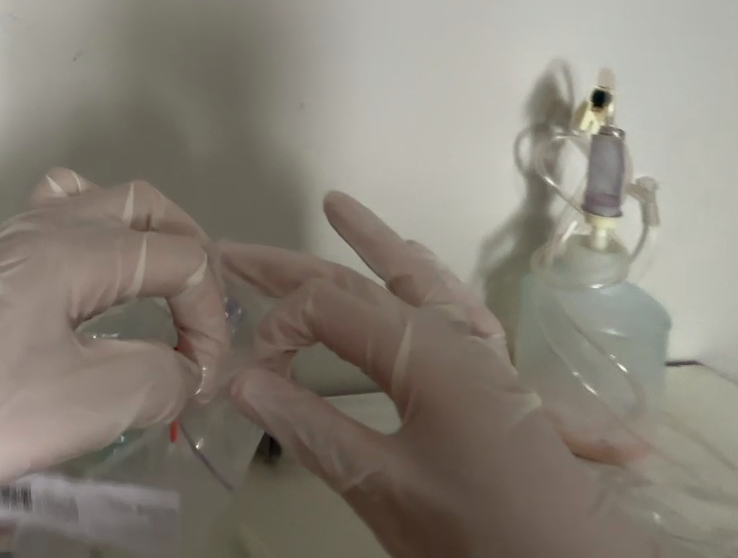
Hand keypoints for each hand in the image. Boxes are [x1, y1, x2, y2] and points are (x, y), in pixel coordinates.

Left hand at [0, 170, 229, 557]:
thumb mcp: (85, 404)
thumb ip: (158, 377)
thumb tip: (183, 369)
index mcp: (73, 250)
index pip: (178, 257)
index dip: (209, 316)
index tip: (202, 380)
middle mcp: (45, 228)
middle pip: (141, 204)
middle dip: (187, 251)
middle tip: (200, 316)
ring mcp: (13, 241)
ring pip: (94, 200)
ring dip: (141, 233)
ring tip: (158, 287)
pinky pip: (57, 221)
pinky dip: (97, 241)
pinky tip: (94, 290)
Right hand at [220, 192, 656, 557]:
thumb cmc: (484, 536)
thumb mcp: (385, 489)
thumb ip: (308, 427)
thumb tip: (234, 381)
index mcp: (425, 352)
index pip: (327, 308)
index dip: (278, 329)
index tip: (249, 375)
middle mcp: (455, 339)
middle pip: (360, 283)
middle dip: (293, 266)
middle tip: (236, 250)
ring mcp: (485, 359)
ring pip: (420, 282)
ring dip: (372, 247)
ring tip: (342, 211)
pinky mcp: (502, 387)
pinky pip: (459, 313)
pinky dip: (428, 283)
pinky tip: (424, 280)